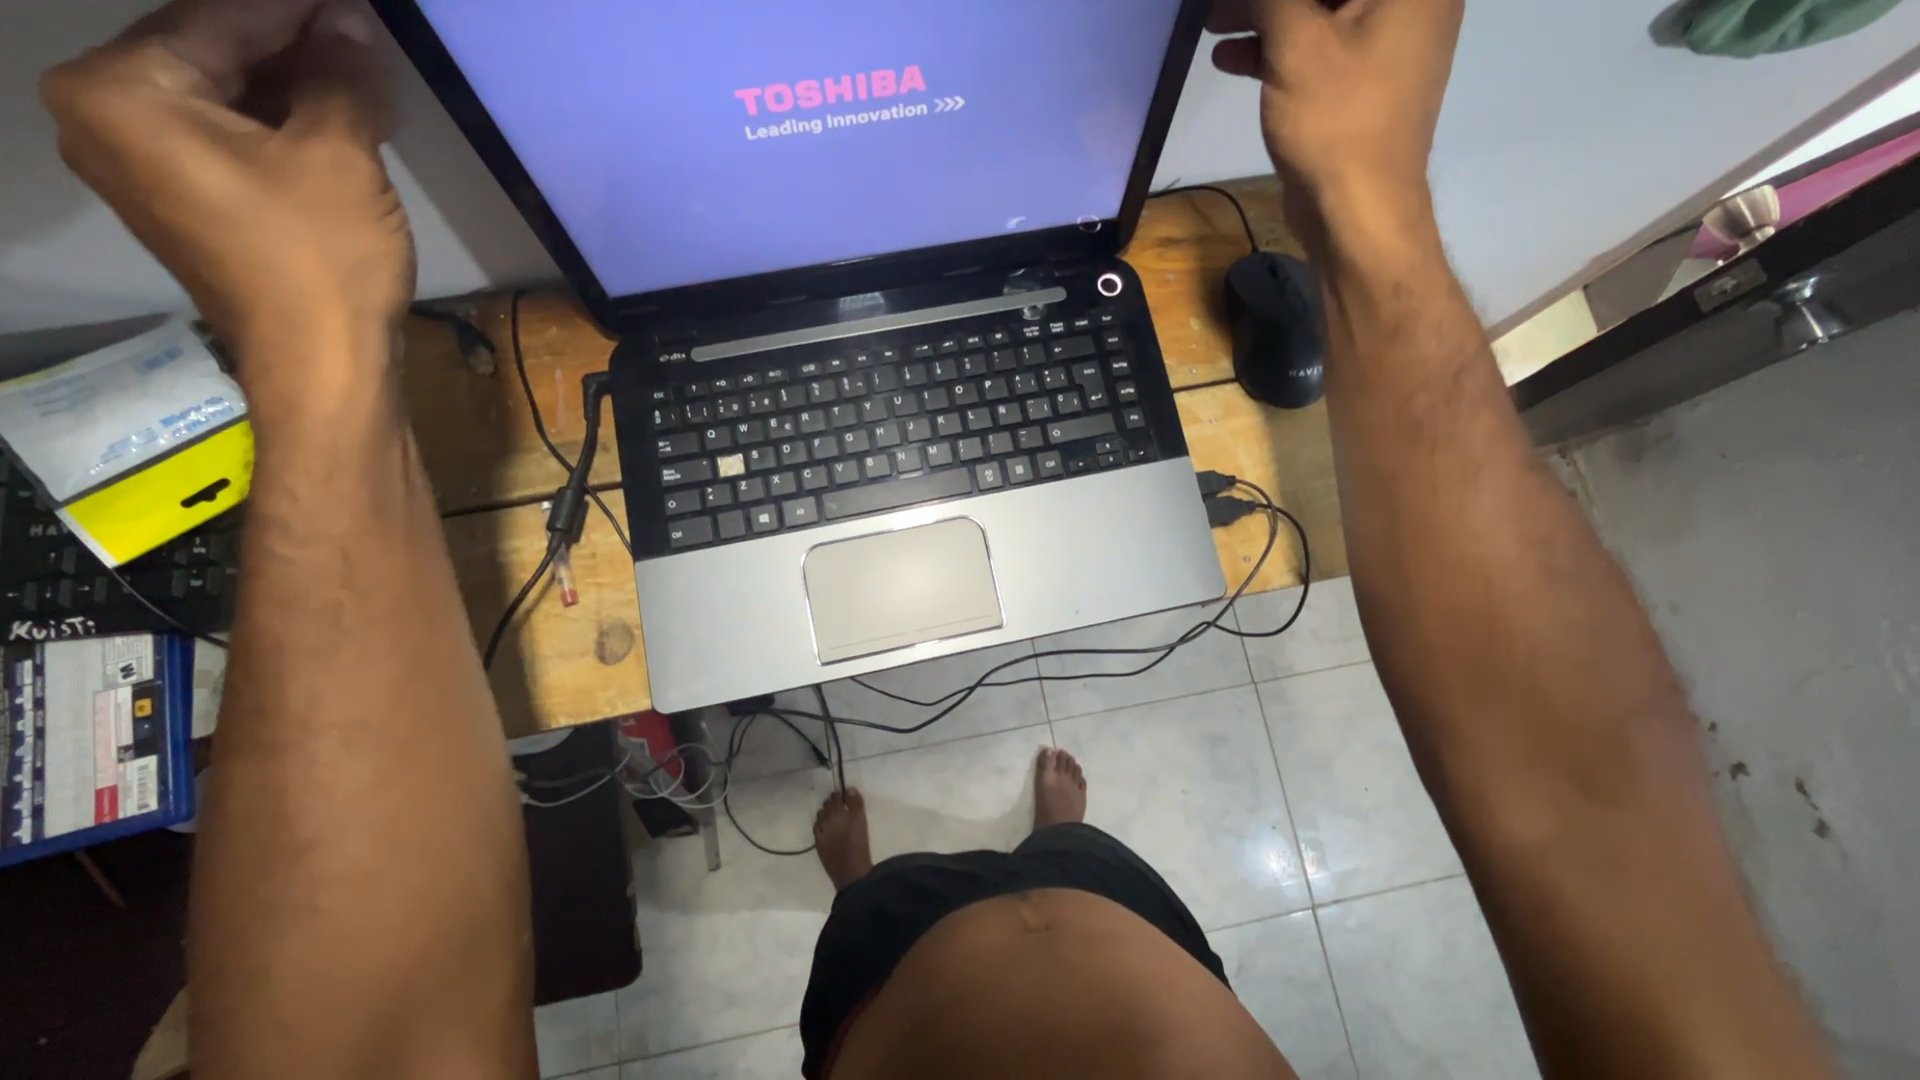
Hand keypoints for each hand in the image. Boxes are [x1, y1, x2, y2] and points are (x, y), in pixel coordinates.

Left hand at [41, 0, 413, 407]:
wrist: (322, 363)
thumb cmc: (321, 256)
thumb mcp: (340, 154)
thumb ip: (341, 77)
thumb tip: (351, 25)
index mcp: (122, 91)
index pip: (214, 20)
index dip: (293, 8)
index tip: (345, 5)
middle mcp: (104, 117)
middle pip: (210, 55)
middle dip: (292, 45)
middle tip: (356, 35)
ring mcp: (138, 163)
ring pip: (223, 99)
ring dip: (293, 86)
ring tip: (359, 74)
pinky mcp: (181, 201)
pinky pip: (226, 139)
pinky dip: (280, 126)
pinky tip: (335, 117)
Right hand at [1210, 0, 1463, 204]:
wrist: (1358, 211)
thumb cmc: (1336, 120)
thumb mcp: (1296, 44)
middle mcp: (1411, 2)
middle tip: (1217, 4)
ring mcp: (1388, 44)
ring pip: (1320, 12)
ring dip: (1265, 15)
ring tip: (1213, 24)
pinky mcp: (1363, 82)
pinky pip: (1318, 47)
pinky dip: (1276, 48)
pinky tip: (1231, 56)